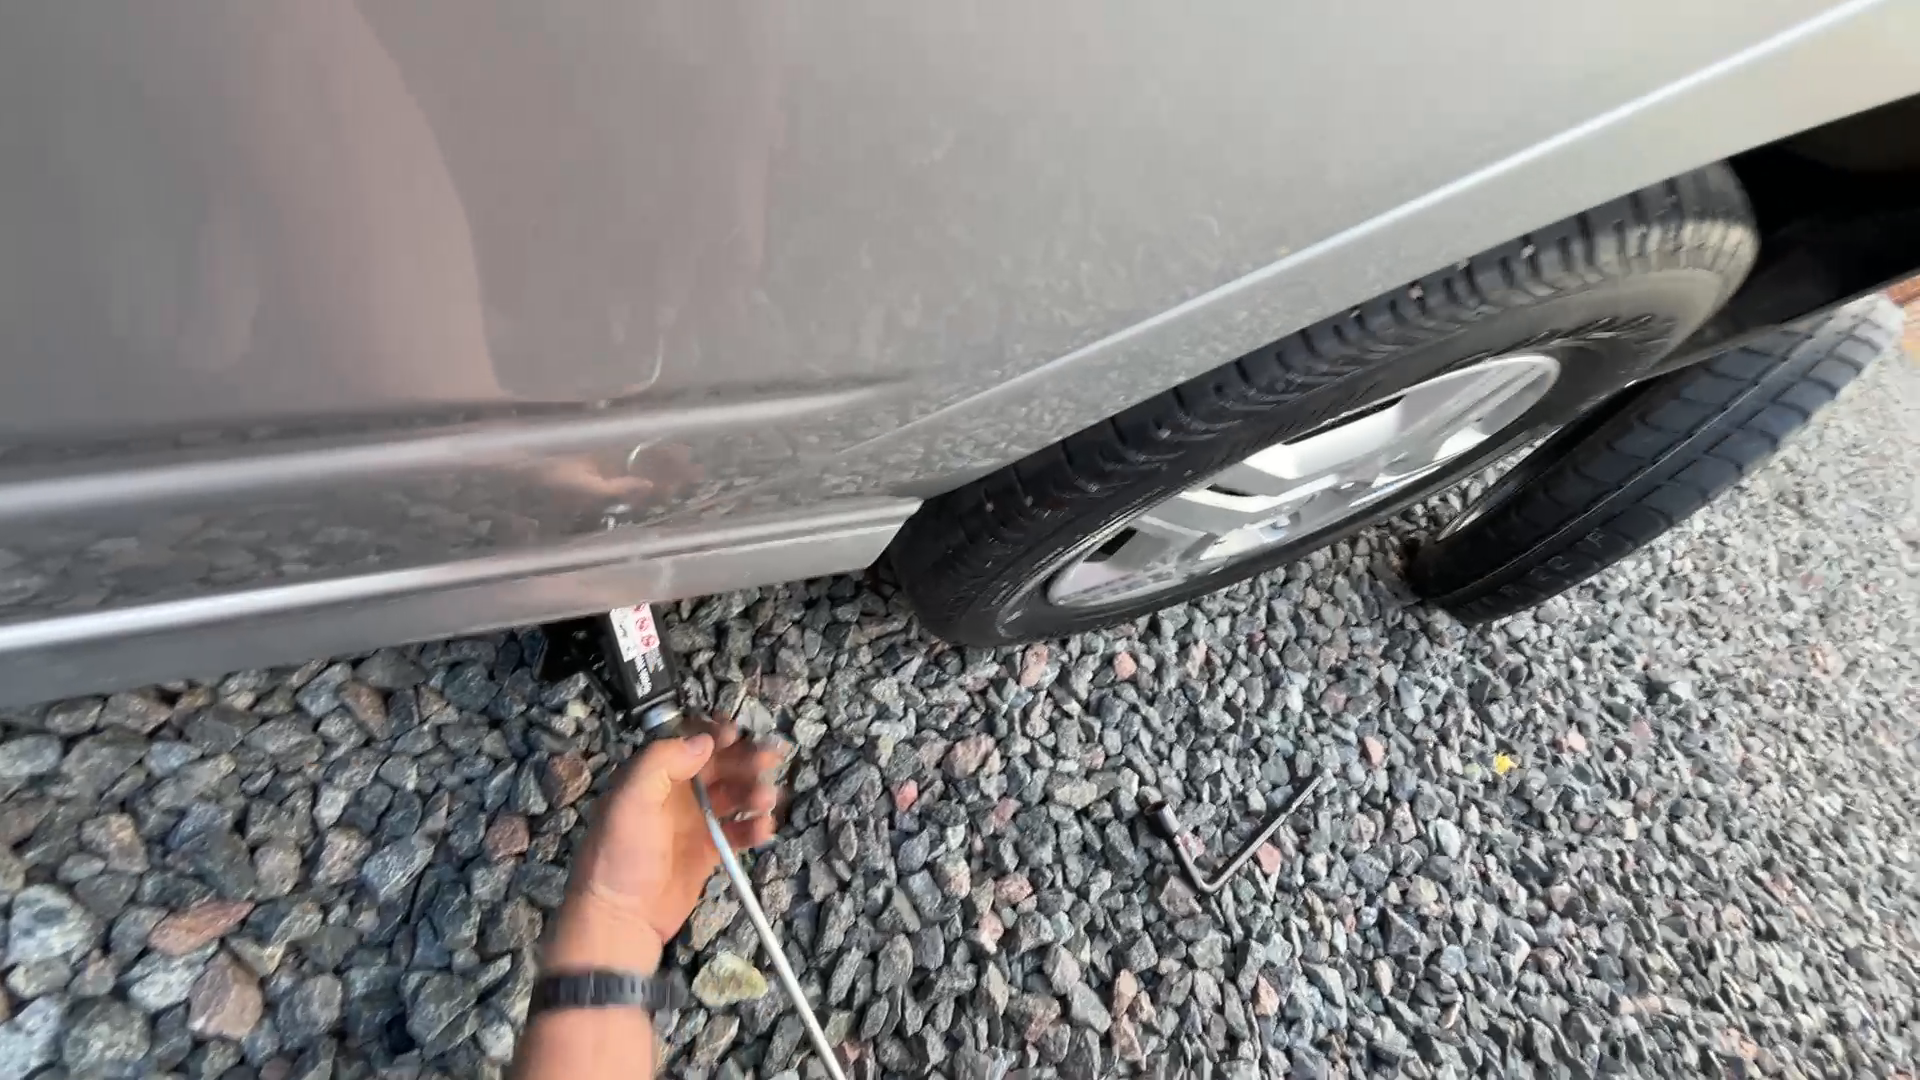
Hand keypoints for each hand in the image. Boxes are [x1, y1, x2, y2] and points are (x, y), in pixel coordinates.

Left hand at [543, 716, 785, 972]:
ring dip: (754, 790)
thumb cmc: (621, 855)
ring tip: (768, 798)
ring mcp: (694, 822)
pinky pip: (739, 829)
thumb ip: (663, 762)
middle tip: (769, 758)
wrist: (620, 920)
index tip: (736, 734)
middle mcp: (676, 793)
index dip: (714, 734)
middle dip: (745, 759)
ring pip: (734, 794)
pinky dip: (754, 826)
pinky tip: (764, 828)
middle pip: (719, 765)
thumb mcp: (630, 800)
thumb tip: (704, 740)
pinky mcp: (709, 850)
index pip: (688, 743)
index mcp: (652, 776)